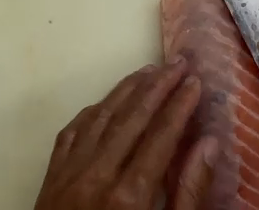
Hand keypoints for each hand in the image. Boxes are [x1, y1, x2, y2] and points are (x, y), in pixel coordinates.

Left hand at [34, 60, 216, 209]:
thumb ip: (188, 195)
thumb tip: (209, 143)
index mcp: (128, 195)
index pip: (161, 134)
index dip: (181, 104)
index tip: (197, 80)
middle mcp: (97, 175)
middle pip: (132, 116)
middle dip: (159, 85)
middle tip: (179, 62)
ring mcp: (68, 175)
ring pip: (101, 116)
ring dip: (127, 89)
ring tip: (149, 70)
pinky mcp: (49, 181)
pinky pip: (72, 133)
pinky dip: (92, 111)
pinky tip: (106, 103)